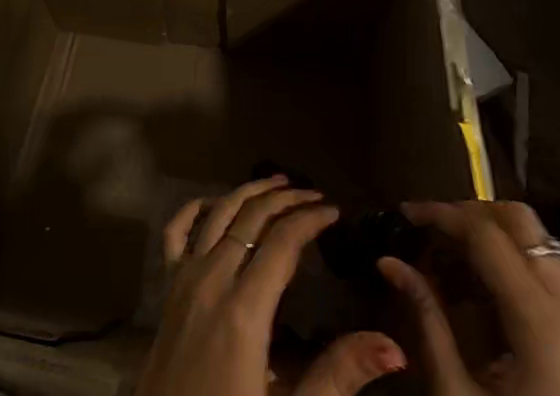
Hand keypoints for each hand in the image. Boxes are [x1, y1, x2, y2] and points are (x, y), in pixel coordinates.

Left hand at [137, 176, 409, 395]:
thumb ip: (339, 375)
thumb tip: (393, 346)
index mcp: (244, 308)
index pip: (281, 243)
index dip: (309, 220)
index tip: (335, 211)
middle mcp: (211, 279)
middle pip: (249, 218)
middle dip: (284, 200)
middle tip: (314, 194)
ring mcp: (183, 279)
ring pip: (215, 214)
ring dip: (246, 194)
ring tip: (277, 183)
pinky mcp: (166, 287)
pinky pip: (175, 232)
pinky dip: (194, 209)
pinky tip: (212, 203)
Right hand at [378, 201, 559, 395]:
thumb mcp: (458, 392)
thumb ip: (426, 317)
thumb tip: (388, 261)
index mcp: (542, 322)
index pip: (487, 234)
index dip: (441, 213)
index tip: (403, 213)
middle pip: (521, 222)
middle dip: (469, 211)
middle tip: (428, 228)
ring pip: (538, 241)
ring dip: (490, 233)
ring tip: (446, 254)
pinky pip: (548, 270)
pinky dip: (510, 259)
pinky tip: (477, 286)